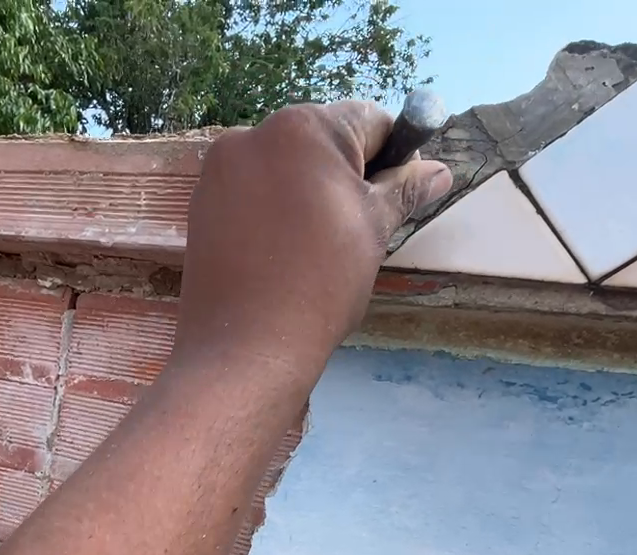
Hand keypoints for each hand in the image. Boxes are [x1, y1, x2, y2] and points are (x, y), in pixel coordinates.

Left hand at [174, 101, 451, 382]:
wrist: (245, 350)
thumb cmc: (320, 286)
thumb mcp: (373, 232)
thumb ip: (403, 191)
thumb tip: (437, 171)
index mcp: (301, 127)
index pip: (368, 122)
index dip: (391, 159)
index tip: (391, 202)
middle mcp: (250, 135)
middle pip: (319, 144)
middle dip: (341, 180)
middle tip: (347, 236)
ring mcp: (217, 174)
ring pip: (281, 171)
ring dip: (303, 197)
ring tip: (309, 252)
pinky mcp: (199, 210)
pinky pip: (249, 198)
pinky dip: (268, 216)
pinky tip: (276, 257)